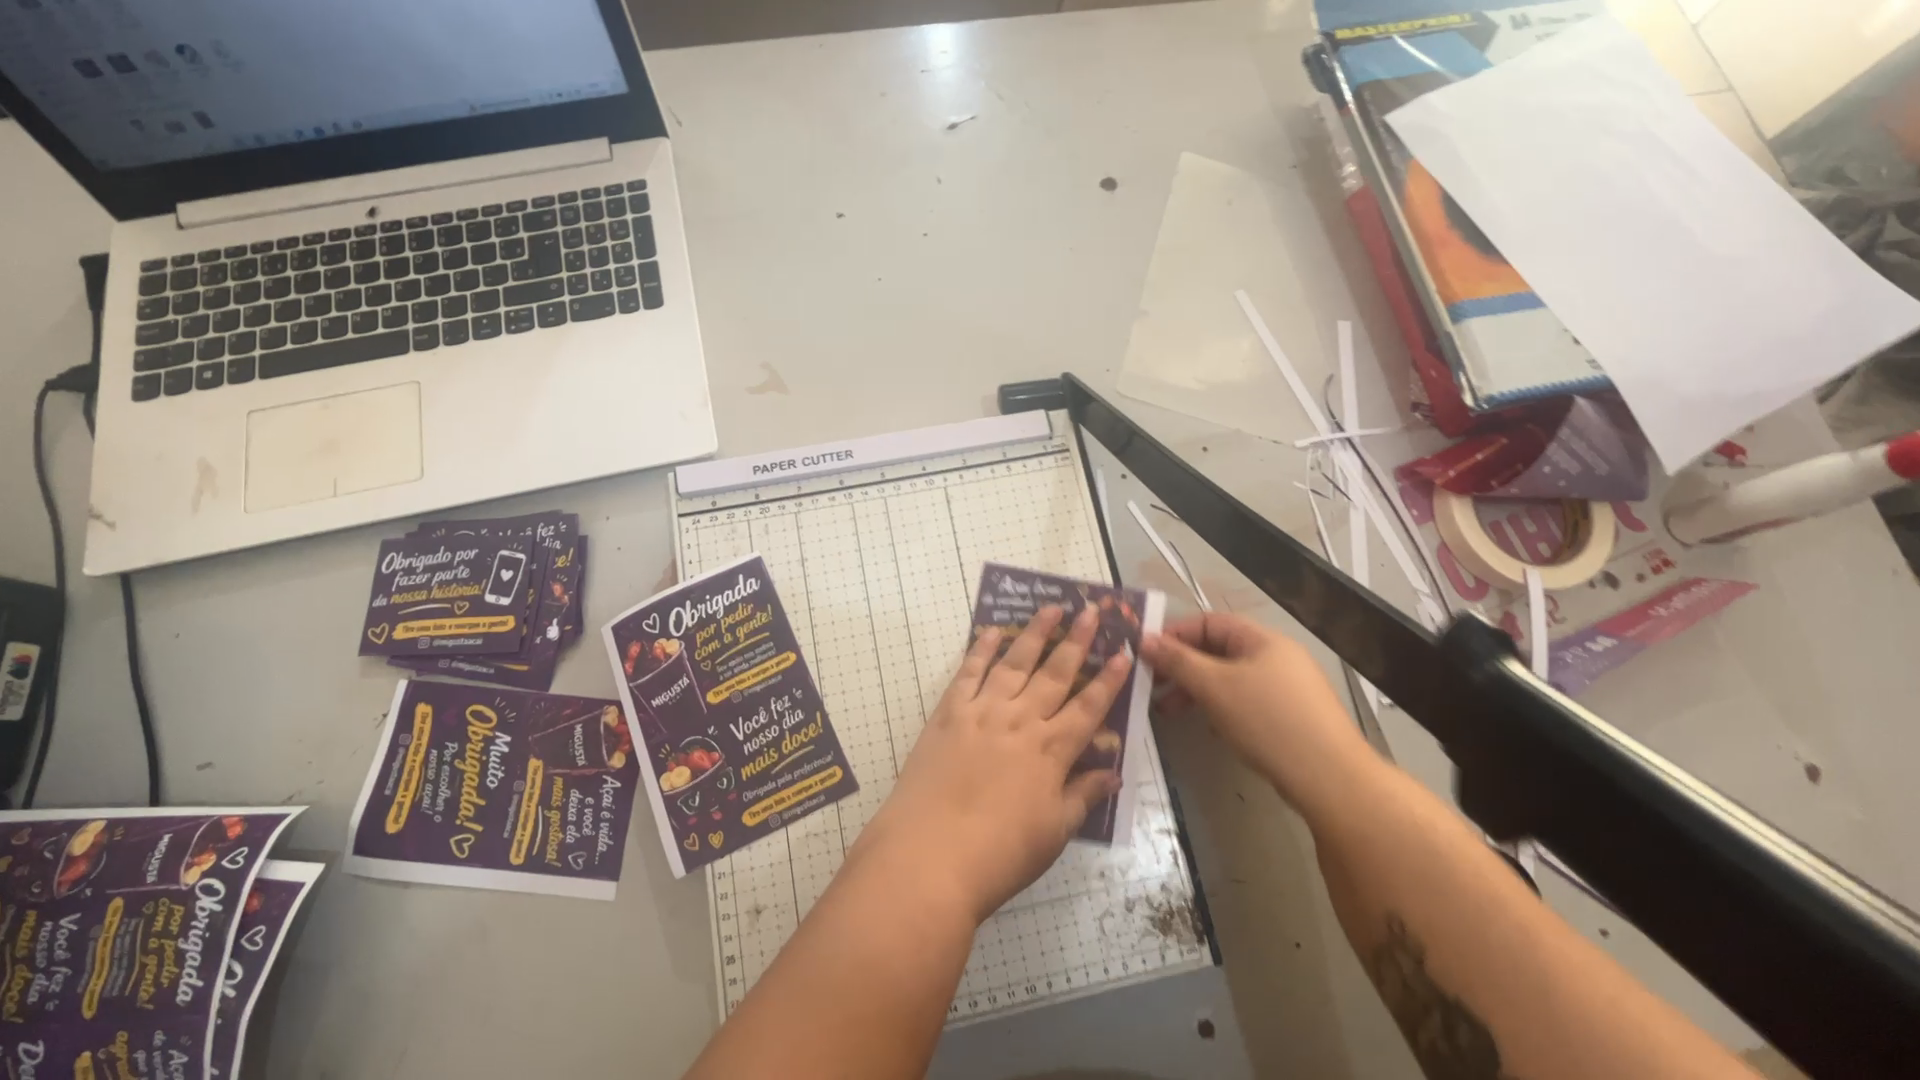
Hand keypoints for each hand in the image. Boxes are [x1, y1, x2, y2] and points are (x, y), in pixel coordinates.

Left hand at [849, 606, 1132, 924]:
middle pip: (1055, 674)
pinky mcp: (948, 714)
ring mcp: (982, 712)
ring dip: (1035, 634)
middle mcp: (1021, 721)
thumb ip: (1082, 796)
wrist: (930, 854)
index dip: (1109, 680)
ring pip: (1015, 663)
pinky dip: (981, 650)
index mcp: (1052, 750)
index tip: (1122, 653)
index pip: (1089, 707)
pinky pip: (968, 673)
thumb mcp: (1054, 833)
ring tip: (1051, 608)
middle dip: (1077, 641)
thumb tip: (1112, 773)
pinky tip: (991, 633)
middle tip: (1091, 611)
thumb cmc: (1000, 853)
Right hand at [1142, 613, 1372, 811]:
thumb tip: (1144, 639)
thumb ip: (1177, 661)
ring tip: (1169, 712)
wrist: (1328, 776)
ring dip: (1196, 690)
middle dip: (1182, 667)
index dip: (1174, 634)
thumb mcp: (1214, 687)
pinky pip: (1245, 701)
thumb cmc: (1267, 721)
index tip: (1146, 656)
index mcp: (1262, 639)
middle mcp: (1277, 656)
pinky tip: (1209, 729)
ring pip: (1230, 678)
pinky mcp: (1290, 717)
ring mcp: (1286, 688)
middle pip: (1218, 650)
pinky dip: (1220, 708)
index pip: (1209, 622)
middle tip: (1152, 687)